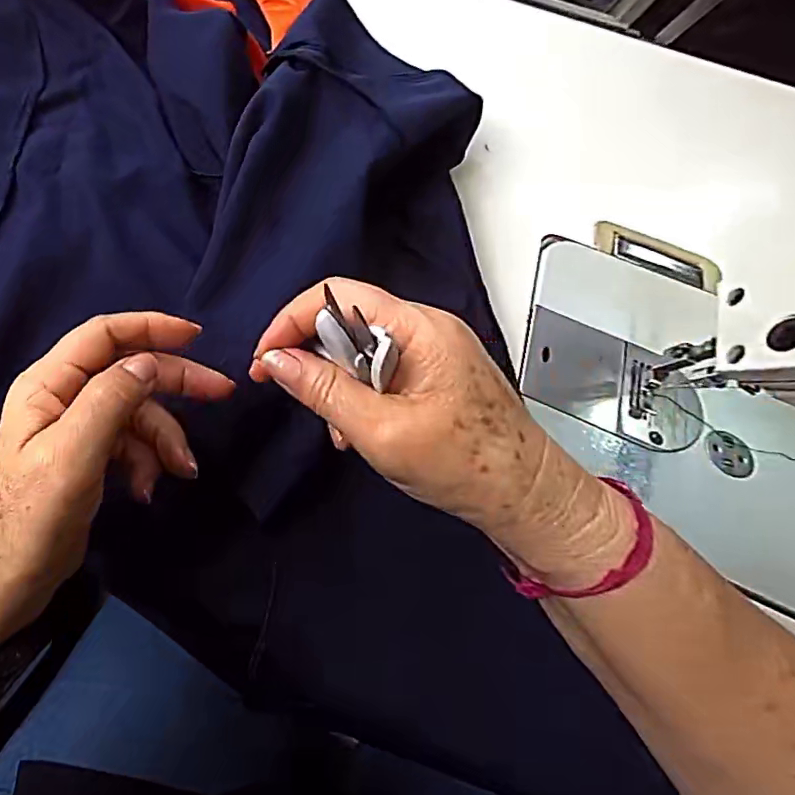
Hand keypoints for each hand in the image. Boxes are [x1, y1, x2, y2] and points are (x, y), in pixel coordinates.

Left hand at [0, 313, 234, 658]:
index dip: (148, 328)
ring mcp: (70, 430)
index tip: (196, 336)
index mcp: (45, 386)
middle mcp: (57, 399)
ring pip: (132, 412)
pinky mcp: (82, 460)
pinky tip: (146, 491)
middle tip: (220, 394)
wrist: (3, 582)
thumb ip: (108, 401)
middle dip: (170, 382)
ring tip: (178, 473)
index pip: (100, 335)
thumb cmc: (29, 519)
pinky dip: (144, 461)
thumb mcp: (71, 456)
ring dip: (161, 438)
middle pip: (124, 371)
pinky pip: (125, 444)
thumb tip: (148, 361)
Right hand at [249, 278, 631, 587]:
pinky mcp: (427, 371)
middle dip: (310, 356)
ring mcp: (428, 350)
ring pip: (351, 347)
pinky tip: (356, 426)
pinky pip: (370, 367)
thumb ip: (322, 389)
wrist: (528, 500)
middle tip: (291, 391)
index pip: (336, 294)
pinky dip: (351, 393)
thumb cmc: (471, 466)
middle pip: (341, 319)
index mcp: (421, 329)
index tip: (266, 356)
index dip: (291, 321)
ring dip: (331, 382)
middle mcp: (425, 329)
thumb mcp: (378, 430)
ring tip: (338, 424)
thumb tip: (275, 360)